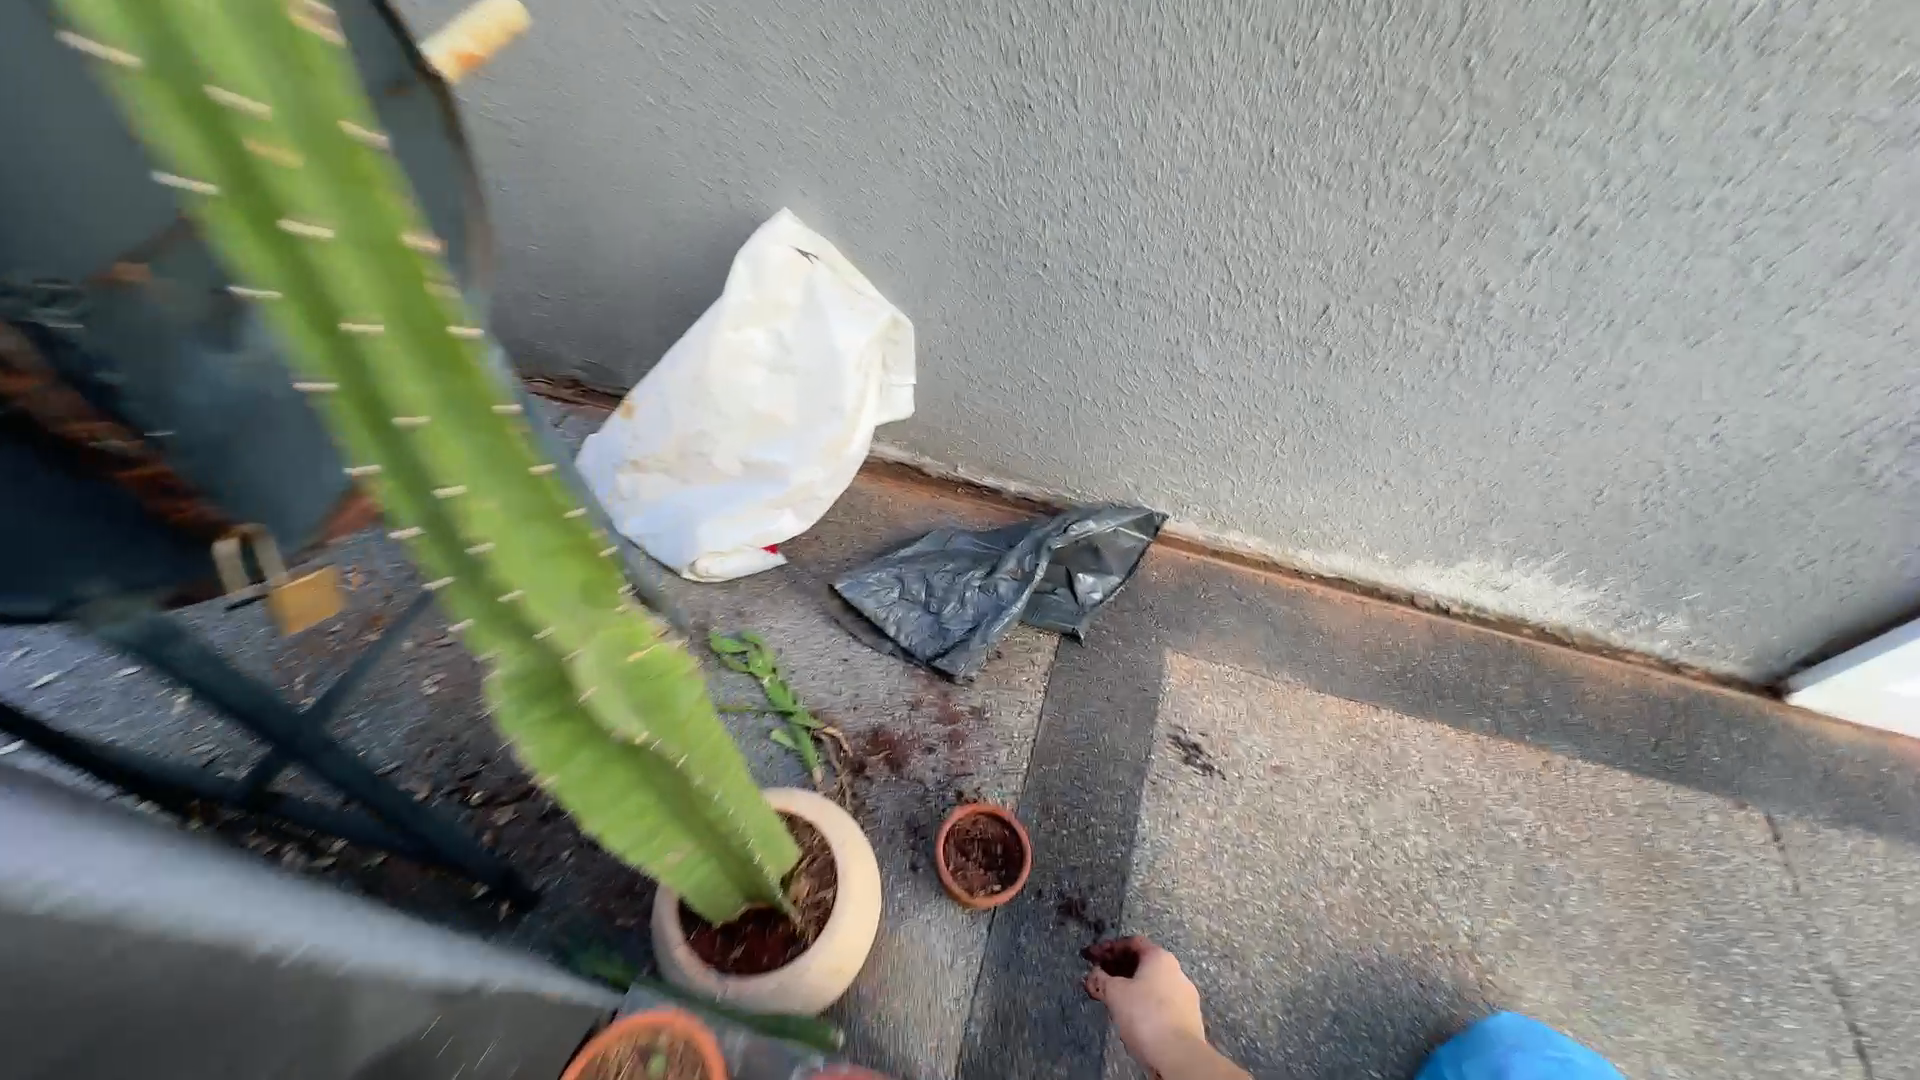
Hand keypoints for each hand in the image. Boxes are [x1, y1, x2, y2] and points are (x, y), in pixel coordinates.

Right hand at [1082, 937, 1211, 1075]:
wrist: (1179, 1056)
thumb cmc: (1145, 1015)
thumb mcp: (1114, 994)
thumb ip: (1100, 980)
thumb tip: (1092, 975)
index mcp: (1160, 957)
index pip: (1131, 942)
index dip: (1108, 948)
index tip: (1092, 958)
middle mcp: (1176, 971)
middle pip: (1142, 963)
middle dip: (1118, 969)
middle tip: (1099, 978)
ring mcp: (1185, 996)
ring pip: (1152, 984)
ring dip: (1130, 987)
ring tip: (1112, 999)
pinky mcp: (1188, 1019)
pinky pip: (1161, 1003)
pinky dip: (1143, 1004)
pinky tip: (1131, 1016)